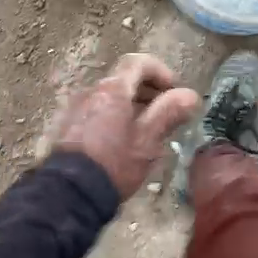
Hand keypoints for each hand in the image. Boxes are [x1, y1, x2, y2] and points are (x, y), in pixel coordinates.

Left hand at [45, 54, 200, 198]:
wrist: (69, 194)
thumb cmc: (114, 163)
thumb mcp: (147, 141)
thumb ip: (168, 113)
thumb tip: (190, 94)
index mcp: (112, 89)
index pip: (138, 62)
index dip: (160, 71)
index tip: (174, 90)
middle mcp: (91, 91)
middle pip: (124, 78)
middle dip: (148, 90)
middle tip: (166, 111)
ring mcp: (76, 108)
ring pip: (110, 96)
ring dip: (132, 104)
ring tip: (147, 129)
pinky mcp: (68, 127)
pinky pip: (97, 110)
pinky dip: (115, 115)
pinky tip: (123, 141)